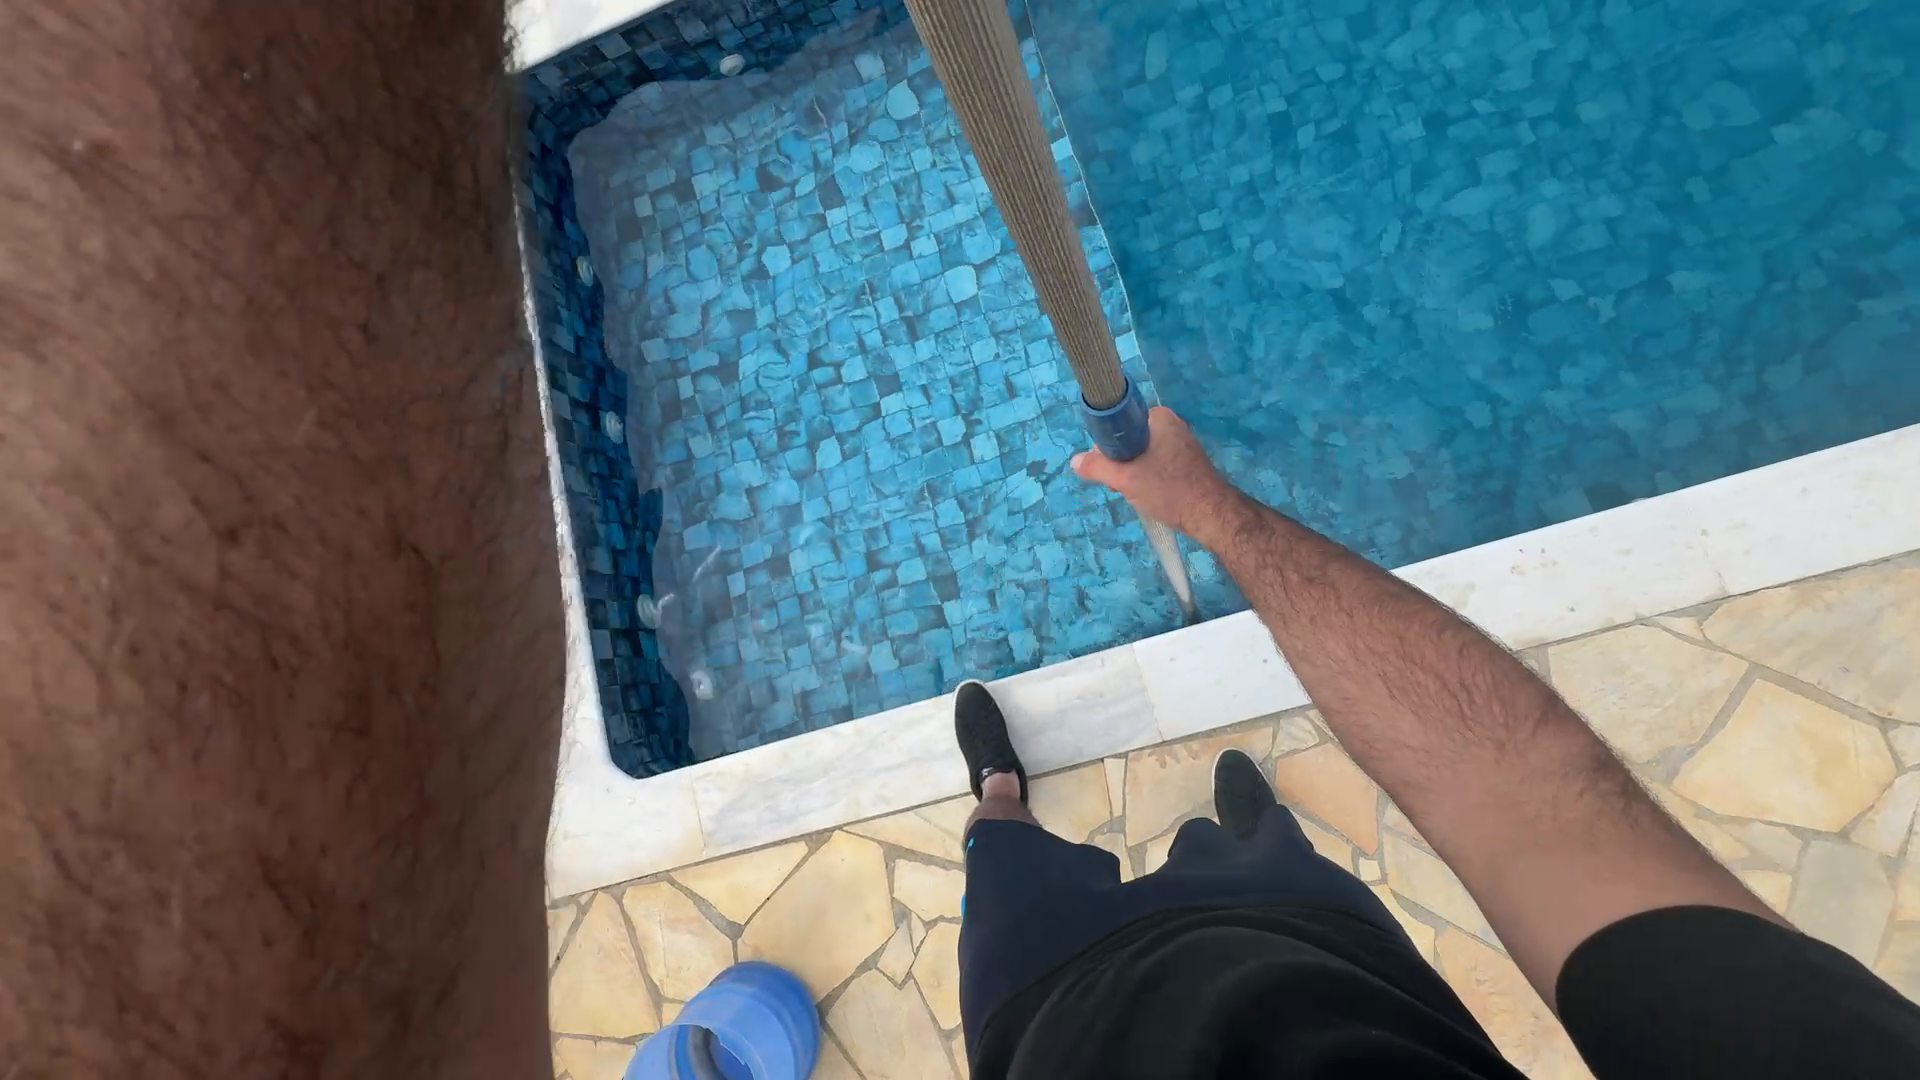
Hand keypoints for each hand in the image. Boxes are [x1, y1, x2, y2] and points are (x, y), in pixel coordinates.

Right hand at [1071, 406, 1243, 541]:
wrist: (1211, 514)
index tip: (1108, 467)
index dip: (1107, 447)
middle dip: (1120, 463)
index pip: (1119, 424)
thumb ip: (1097, 467)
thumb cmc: (1168, 489)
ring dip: (1133, 474)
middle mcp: (1171, 424)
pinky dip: (1148, 478)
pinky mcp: (1187, 461)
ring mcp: (1181, 443)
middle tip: (1123, 484)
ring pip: (1141, 455)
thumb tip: (1074, 461)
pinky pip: (1156, 463)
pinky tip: (1152, 495)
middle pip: (1128, 440)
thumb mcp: (1125, 479)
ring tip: (1139, 493)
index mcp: (1158, 417)